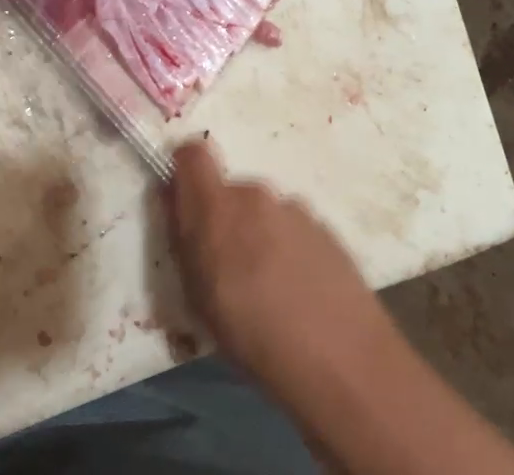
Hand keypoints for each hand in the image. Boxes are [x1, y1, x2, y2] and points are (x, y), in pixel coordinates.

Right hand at [168, 140, 399, 401]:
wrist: (340, 359)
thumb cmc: (250, 332)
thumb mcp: (195, 295)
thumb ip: (182, 238)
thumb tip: (173, 200)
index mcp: (216, 205)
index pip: (192, 154)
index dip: (184, 171)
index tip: (185, 203)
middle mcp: (257, 195)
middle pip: (231, 192)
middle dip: (225, 220)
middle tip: (229, 269)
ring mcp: (297, 211)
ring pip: (265, 213)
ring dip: (260, 237)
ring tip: (270, 289)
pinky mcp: (329, 231)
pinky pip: (294, 231)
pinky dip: (290, 251)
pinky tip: (300, 293)